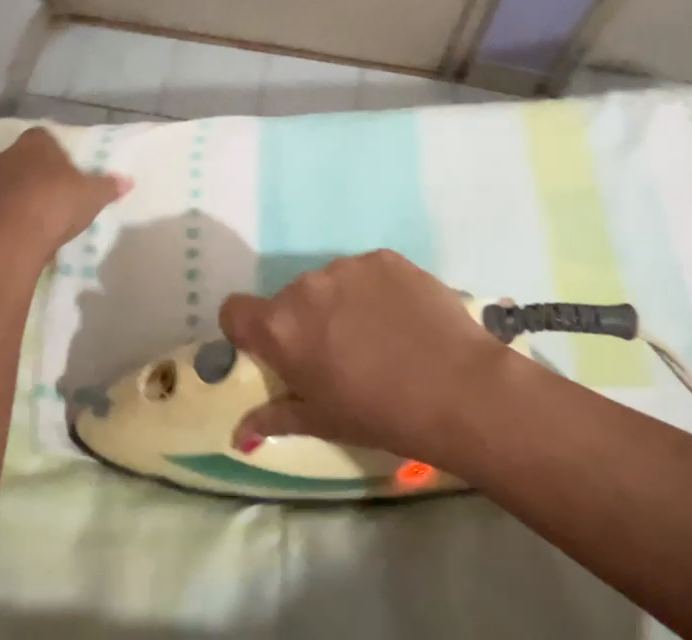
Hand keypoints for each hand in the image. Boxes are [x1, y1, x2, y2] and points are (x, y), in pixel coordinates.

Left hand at [0, 128, 130, 257]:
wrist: (8, 241)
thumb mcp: (92, 196)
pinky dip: (5, 217)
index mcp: (35, 144)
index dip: (57, 153)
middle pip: (24, 160)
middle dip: (38, 174)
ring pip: (6, 184)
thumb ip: (109, 186)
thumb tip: (128, 181)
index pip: (45, 137)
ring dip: (19, 196)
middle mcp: (6, 156)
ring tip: (39, 218)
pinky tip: (20, 234)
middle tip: (56, 196)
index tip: (68, 172)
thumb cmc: (55, 205)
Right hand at [217, 250, 516, 466]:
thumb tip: (240, 433)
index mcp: (280, 328)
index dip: (248, 330)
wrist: (457, 389)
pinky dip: (377, 291)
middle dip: (305, 322)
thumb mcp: (324, 422)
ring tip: (379, 337)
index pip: (234, 311)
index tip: (273, 351)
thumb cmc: (381, 414)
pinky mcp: (386, 258)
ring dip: (341, 304)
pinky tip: (403, 320)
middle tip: (338, 354)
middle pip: (289, 299)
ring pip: (330, 283)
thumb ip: (276, 418)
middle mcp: (305, 287)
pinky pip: (367, 273)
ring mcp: (348, 267)